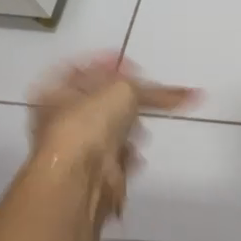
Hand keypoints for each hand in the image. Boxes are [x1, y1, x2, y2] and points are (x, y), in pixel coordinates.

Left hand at [28, 56, 195, 220]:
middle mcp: (62, 116)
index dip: (110, 65)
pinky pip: (122, 152)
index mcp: (56, 91)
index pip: (83, 69)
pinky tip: (137, 151)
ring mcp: (79, 144)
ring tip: (142, 130)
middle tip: (145, 97)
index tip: (136, 66)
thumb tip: (185, 93)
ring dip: (134, 128)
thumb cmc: (90, 124)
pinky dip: (133, 151)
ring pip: (114, 127)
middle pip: (102, 100)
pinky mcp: (97, 166)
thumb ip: (152, 89)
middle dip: (128, 100)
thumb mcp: (124, 89)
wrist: (82, 175)